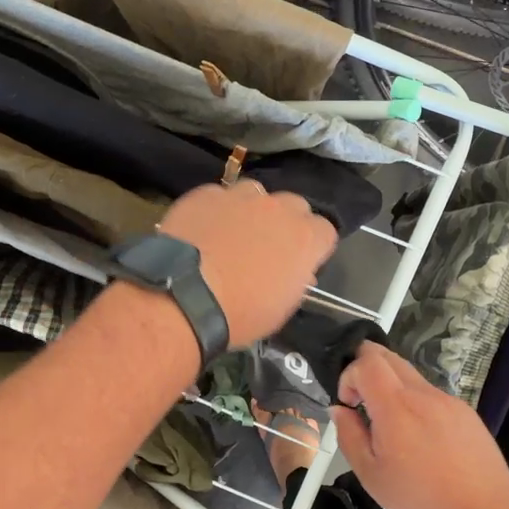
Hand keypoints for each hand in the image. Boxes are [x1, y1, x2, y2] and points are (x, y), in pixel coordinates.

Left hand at [157, 180, 335, 347]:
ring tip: (233, 235)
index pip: (325, 232)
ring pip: (257, 194)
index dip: (313, 247)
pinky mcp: (206, 193)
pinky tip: (203, 231)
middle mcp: (278, 208)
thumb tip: (296, 270)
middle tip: (267, 248)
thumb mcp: (281, 308)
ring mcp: (240, 196)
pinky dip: (217, 211)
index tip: (299, 263)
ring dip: (252, 211)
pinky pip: (219, 197)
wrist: (183, 298)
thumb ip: (295, 279)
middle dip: (286, 223)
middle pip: (294, 206)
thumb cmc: (239, 314)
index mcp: (305, 238)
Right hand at [330, 343, 508, 508]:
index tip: (348, 405)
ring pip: (411, 376)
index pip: (367, 362)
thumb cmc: (420, 496)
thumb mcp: (370, 474)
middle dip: (366, 369)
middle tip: (360, 401)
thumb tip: (340, 410)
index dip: (349, 375)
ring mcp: (447, 400)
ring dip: (391, 389)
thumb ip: (349, 436)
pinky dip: (415, 404)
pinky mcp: (464, 411)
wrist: (483, 508)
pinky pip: (431, 395)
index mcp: (396, 406)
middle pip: (389, 356)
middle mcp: (422, 393)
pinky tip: (422, 441)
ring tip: (391, 428)